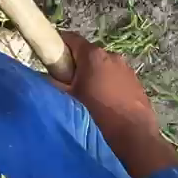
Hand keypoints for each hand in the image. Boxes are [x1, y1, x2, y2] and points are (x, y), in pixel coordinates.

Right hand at [52, 31, 177, 177]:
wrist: (135, 139)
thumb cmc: (98, 116)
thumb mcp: (68, 99)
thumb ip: (52, 82)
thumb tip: (41, 74)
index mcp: (93, 55)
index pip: (70, 38)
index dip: (58, 46)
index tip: (51, 59)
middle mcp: (111, 55)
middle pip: (86, 53)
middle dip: (76, 65)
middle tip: (68, 85)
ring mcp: (126, 68)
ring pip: (102, 66)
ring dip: (93, 76)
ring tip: (89, 98)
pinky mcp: (136, 81)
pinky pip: (116, 77)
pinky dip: (108, 84)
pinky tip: (106, 104)